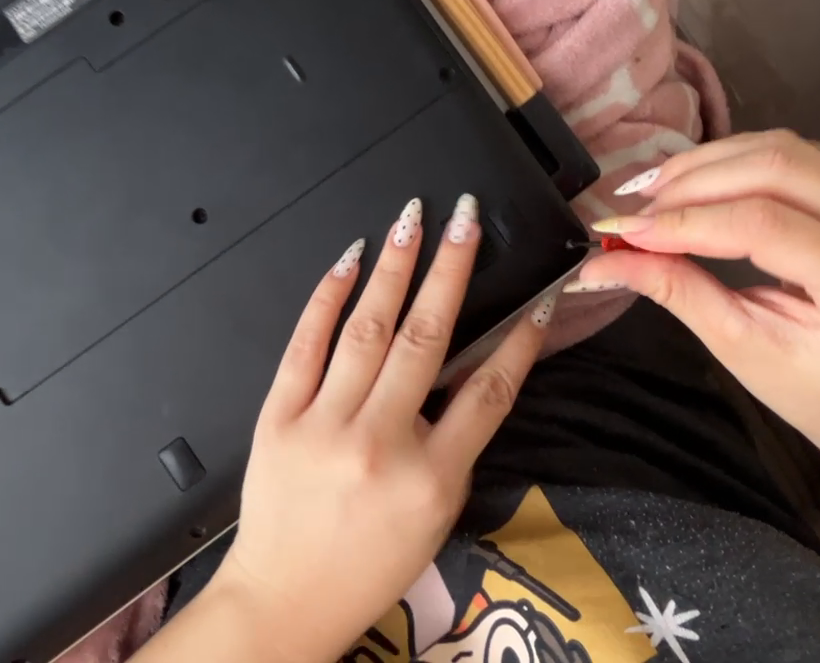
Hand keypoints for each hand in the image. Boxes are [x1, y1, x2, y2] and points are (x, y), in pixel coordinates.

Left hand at [206, 194, 550, 662]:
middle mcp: (381, 443)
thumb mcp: (435, 514)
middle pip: (427, 340)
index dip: (521, 340)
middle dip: (451, 269)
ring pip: (367, 330)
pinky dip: (327, 297)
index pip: (489, 391)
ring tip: (412, 220)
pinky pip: (305, 344)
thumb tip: (470, 364)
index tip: (540, 296)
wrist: (285, 601)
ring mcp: (324, 425)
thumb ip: (454, 441)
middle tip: (464, 218)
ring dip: (394, 268)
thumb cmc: (369, 564)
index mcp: (432, 477)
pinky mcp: (279, 416)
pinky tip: (349, 259)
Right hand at [578, 130, 819, 462]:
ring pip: (780, 151)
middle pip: (776, 169)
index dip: (685, 221)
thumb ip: (676, 291)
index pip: (765, 225)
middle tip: (633, 207)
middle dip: (693, 183)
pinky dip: (727, 162)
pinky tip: (688, 181)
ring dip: (705, 164)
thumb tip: (598, 264)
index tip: (623, 231)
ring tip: (650, 190)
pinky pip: (788, 156)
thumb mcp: (739, 346)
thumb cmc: (812, 388)